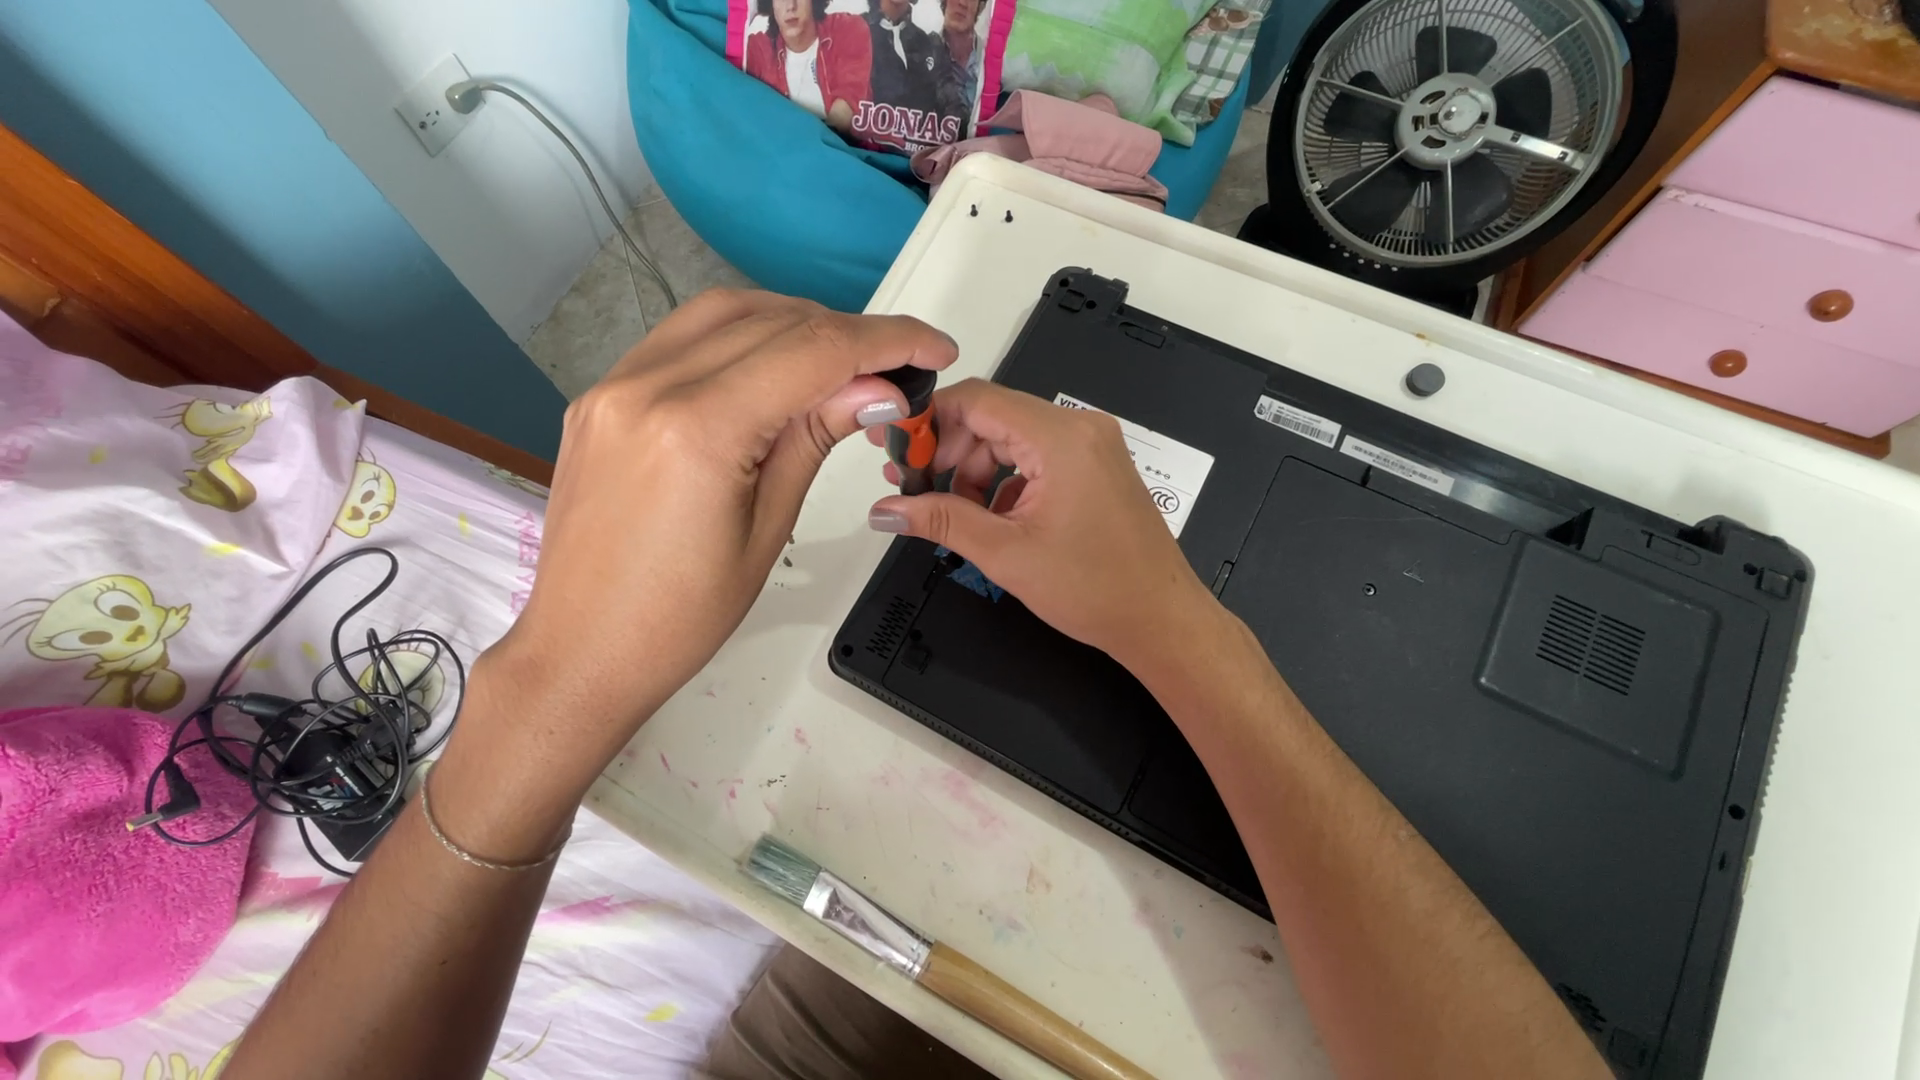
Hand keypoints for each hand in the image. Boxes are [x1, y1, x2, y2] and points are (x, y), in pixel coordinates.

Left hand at [443, 290, 955, 848]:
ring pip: (723, 312)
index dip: (887, 341)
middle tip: (894, 366)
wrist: (581, 650)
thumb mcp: (768, 528)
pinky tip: (772, 367)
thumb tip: (877, 389)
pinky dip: (741, 336)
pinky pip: (682, 338)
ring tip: (840, 361)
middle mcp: (647, 386)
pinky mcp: (601, 396)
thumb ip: (815, 438)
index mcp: (696, 430)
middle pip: (772, 320)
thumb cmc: (682, 617)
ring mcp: (614, 384)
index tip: (934, 347)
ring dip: (794, 323)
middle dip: (847, 333)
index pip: (812, 353)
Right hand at [865, 379, 1216, 666]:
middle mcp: (1080, 430)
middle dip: (950, 451)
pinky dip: (1006, 480)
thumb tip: (890, 508)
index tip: (901, 448)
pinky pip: (1036, 455)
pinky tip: (993, 517)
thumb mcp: (1005, 553)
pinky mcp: (1094, 465)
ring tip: (957, 512)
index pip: (977, 399)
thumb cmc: (1101, 589)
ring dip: (976, 469)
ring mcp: (1091, 446)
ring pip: (1011, 437)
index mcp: (1061, 439)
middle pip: (992, 417)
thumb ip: (941, 520)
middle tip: (917, 487)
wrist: (1158, 618)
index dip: (929, 421)